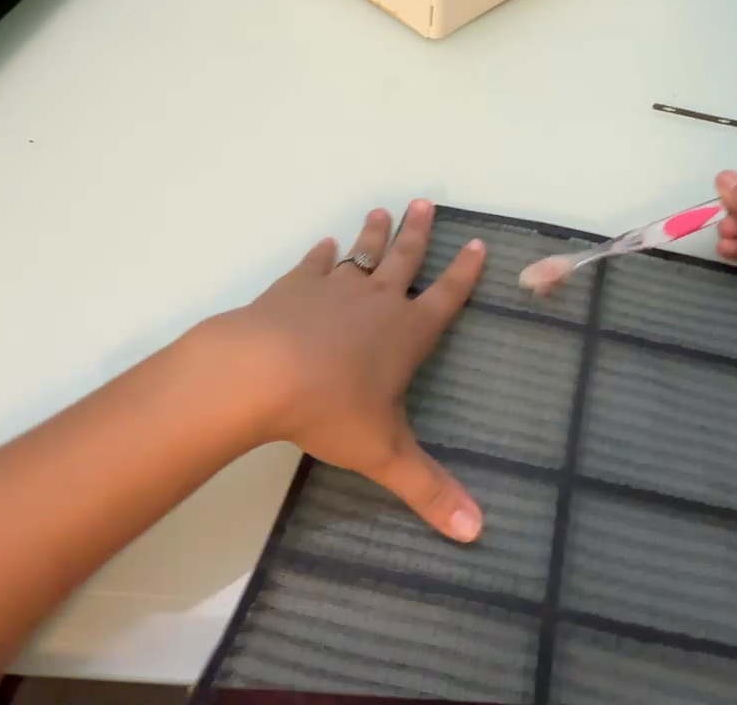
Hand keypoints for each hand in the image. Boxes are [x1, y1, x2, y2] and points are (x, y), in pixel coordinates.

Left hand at [180, 200, 486, 541]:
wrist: (259, 373)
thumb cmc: (330, 409)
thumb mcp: (385, 454)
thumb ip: (429, 490)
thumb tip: (477, 533)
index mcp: (407, 332)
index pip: (446, 296)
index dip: (464, 273)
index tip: (477, 244)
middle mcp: (378, 301)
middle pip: (406, 258)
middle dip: (418, 232)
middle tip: (425, 202)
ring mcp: (335, 289)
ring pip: (363, 253)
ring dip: (374, 233)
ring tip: (382, 210)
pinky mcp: (295, 286)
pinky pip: (315, 264)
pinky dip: (322, 255)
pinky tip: (324, 247)